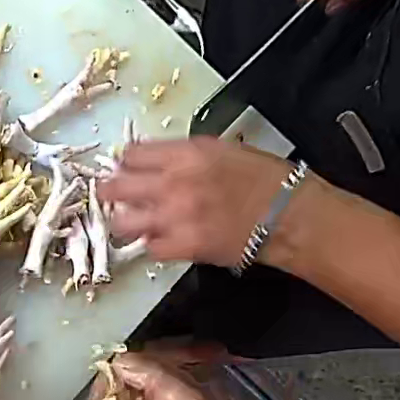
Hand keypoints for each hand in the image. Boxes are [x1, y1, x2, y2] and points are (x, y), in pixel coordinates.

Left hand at [104, 138, 321, 268]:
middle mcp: (173, 184)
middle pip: (115, 188)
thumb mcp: (223, 150)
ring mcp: (173, 218)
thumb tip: (153, 161)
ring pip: (122, 222)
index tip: (123, 169)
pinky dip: (151, 246)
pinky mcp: (180, 247)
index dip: (124, 163)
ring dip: (124, 222)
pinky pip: (148, 249)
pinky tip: (161, 240)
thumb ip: (183, 156)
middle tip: (109, 196)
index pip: (132, 155)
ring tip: (132, 222)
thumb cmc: (265, 181)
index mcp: (186, 154)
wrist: (290, 217)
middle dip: (109, 192)